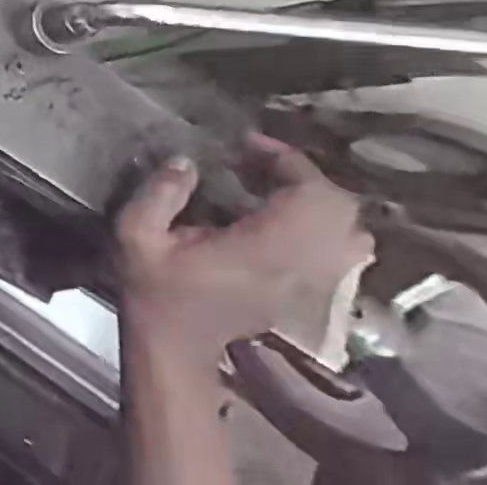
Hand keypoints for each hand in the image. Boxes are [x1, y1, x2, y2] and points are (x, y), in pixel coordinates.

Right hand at [116, 135, 372, 362]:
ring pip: (350, 231)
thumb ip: (160, 193)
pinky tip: (274, 210)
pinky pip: (340, 249)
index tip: (247, 144)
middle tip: (253, 160)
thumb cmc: (153, 285)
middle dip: (302, 175)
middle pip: (341, 211)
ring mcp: (311, 283)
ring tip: (266, 182)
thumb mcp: (136, 233)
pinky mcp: (309, 290)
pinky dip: (318, 220)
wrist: (175, 341)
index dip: (289, 162)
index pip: (312, 199)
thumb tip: (187, 161)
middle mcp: (301, 268)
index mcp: (262, 252)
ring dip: (313, 197)